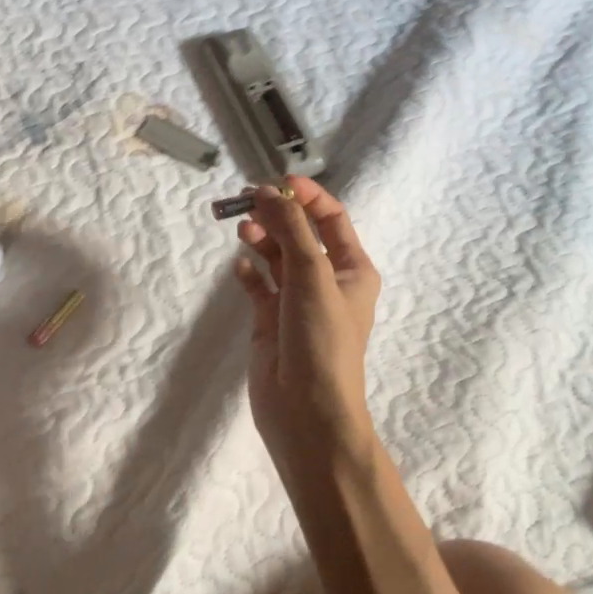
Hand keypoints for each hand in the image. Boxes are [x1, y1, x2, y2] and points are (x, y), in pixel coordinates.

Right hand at [233, 178, 381, 463]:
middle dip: (276, 215)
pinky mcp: (271, 322)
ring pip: (277, 257)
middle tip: (246, 202)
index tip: (277, 183)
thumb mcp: (313, 275)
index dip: (307, 197)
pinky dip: (249, 272)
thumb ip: (291, 230)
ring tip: (242, 230)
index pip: (332, 219)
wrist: (307, 410)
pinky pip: (258, 286)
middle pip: (300, 234)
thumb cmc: (322, 338)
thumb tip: (268, 193)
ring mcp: (297, 302)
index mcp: (353, 270)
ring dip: (261, 239)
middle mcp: (326, 282)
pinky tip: (239, 266)